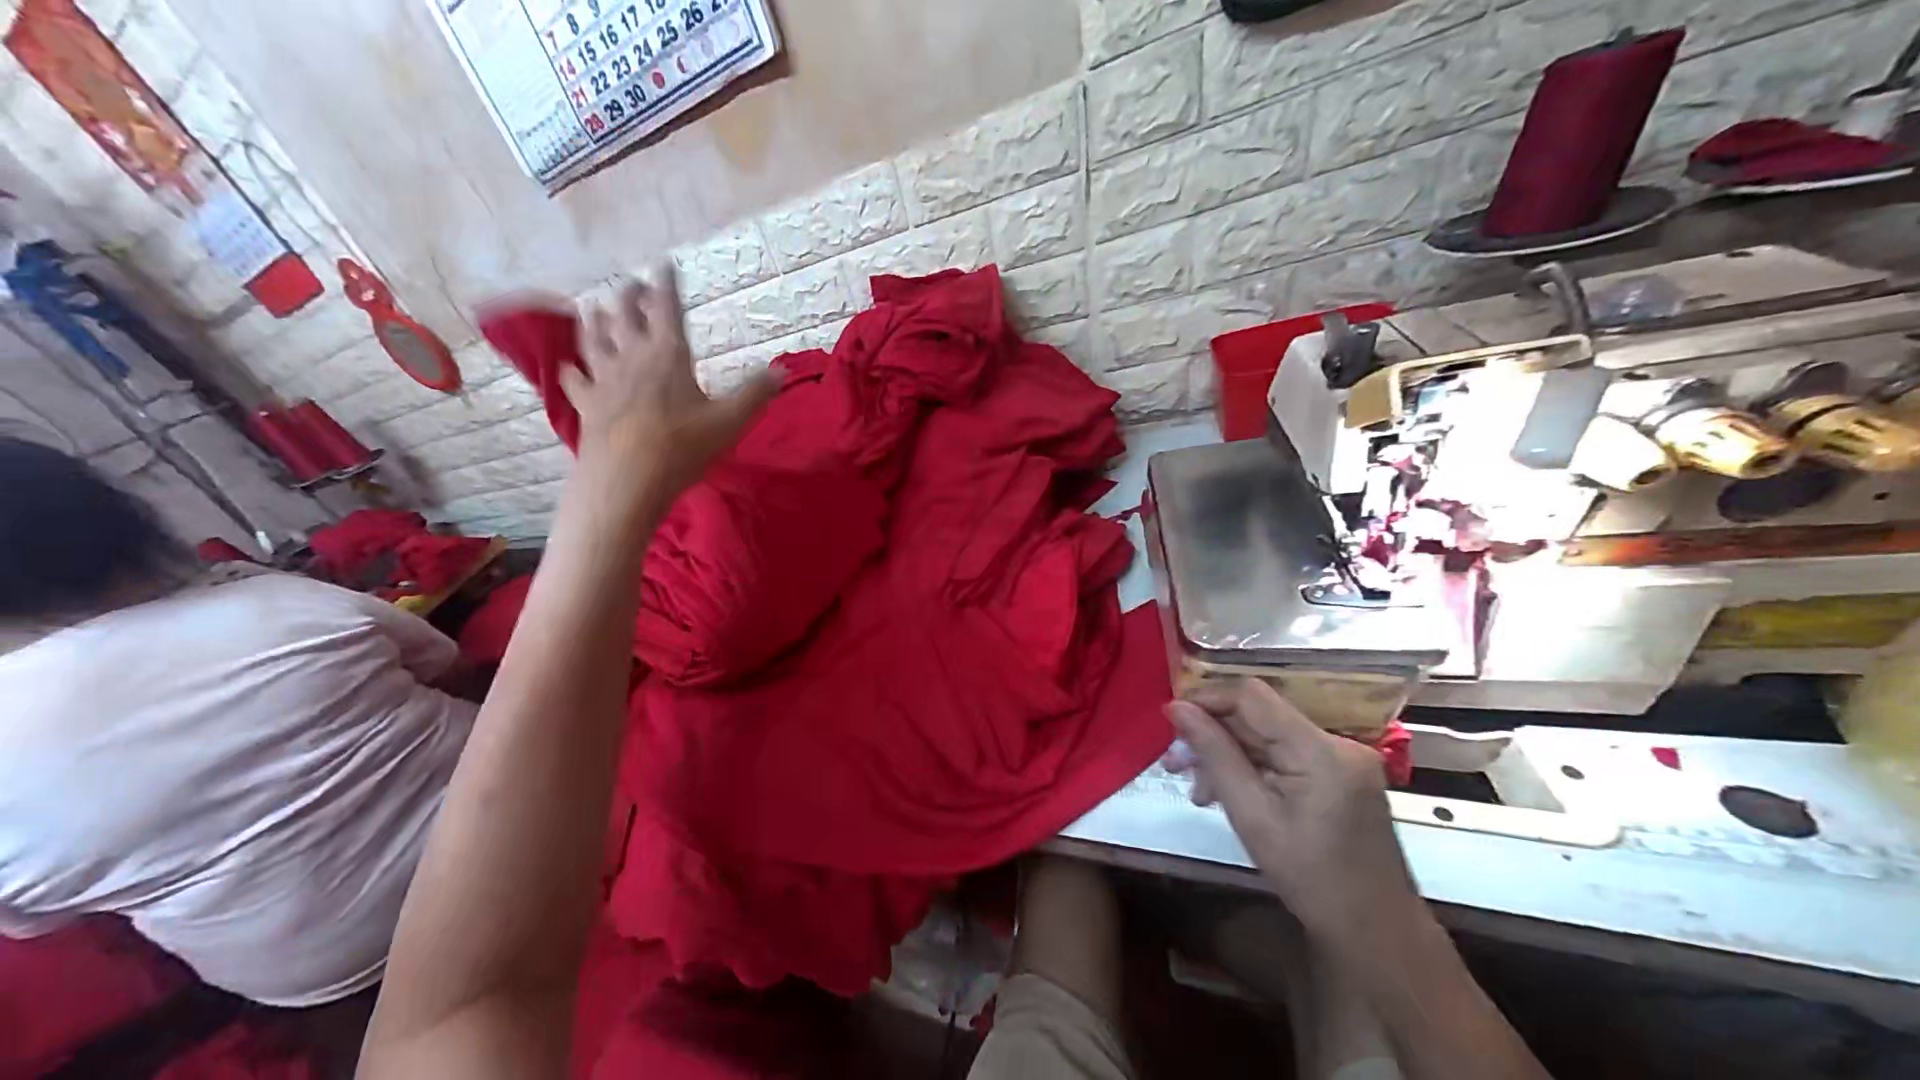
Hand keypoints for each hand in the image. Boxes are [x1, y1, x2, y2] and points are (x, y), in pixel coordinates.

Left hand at [561, 265, 776, 512]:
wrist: (627, 479)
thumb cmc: (682, 447)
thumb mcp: (730, 421)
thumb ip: (755, 393)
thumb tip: (782, 370)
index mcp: (668, 353)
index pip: (667, 306)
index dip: (666, 282)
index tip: (664, 263)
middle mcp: (631, 355)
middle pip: (624, 313)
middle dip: (629, 294)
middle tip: (634, 284)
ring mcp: (603, 377)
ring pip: (593, 336)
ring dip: (595, 318)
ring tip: (595, 307)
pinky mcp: (586, 402)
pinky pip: (574, 377)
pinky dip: (573, 367)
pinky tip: (572, 366)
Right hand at [1164, 679, 1421, 945]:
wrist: (1376, 931)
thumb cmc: (1310, 880)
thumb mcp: (1251, 816)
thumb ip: (1214, 754)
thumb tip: (1176, 707)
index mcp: (1320, 750)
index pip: (1252, 696)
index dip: (1206, 699)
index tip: (1170, 721)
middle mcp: (1337, 742)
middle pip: (1259, 716)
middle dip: (1212, 734)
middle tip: (1175, 763)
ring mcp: (1345, 757)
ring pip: (1269, 736)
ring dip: (1229, 753)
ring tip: (1198, 788)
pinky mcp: (1343, 773)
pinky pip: (1287, 753)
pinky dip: (1254, 766)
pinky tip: (1228, 792)